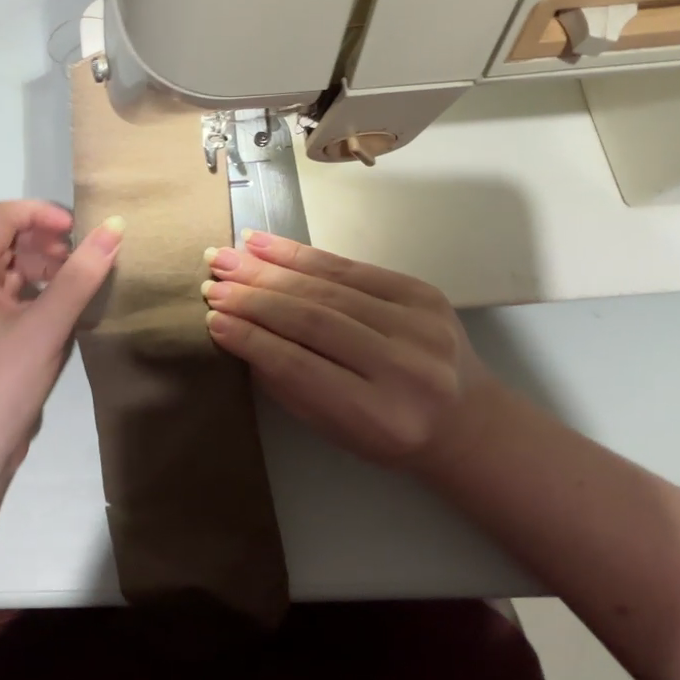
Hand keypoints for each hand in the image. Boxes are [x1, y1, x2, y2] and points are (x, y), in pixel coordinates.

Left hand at [0, 201, 122, 468]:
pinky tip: (72, 310)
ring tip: (82, 283)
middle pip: (8, 239)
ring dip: (49, 266)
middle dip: (47, 238)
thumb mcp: (45, 326)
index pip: (1, 216)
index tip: (78, 231)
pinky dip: (46, 294)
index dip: (40, 213)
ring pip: (16, 269)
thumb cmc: (1, 382)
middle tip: (85, 257)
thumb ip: (79, 277)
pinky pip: (20, 298)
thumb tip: (112, 228)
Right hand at [201, 229, 492, 466]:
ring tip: (227, 257)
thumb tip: (234, 328)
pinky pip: (350, 267)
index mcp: (380, 416)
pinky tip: (263, 245)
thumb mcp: (333, 427)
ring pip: (328, 287)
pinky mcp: (423, 292)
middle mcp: (406, 368)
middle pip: (313, 319)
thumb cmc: (388, 434)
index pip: (300, 366)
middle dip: (254, 296)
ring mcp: (420, 325)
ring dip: (269, 269)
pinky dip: (301, 254)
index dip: (251, 338)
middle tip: (211, 280)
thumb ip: (286, 382)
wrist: (468, 420)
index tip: (211, 318)